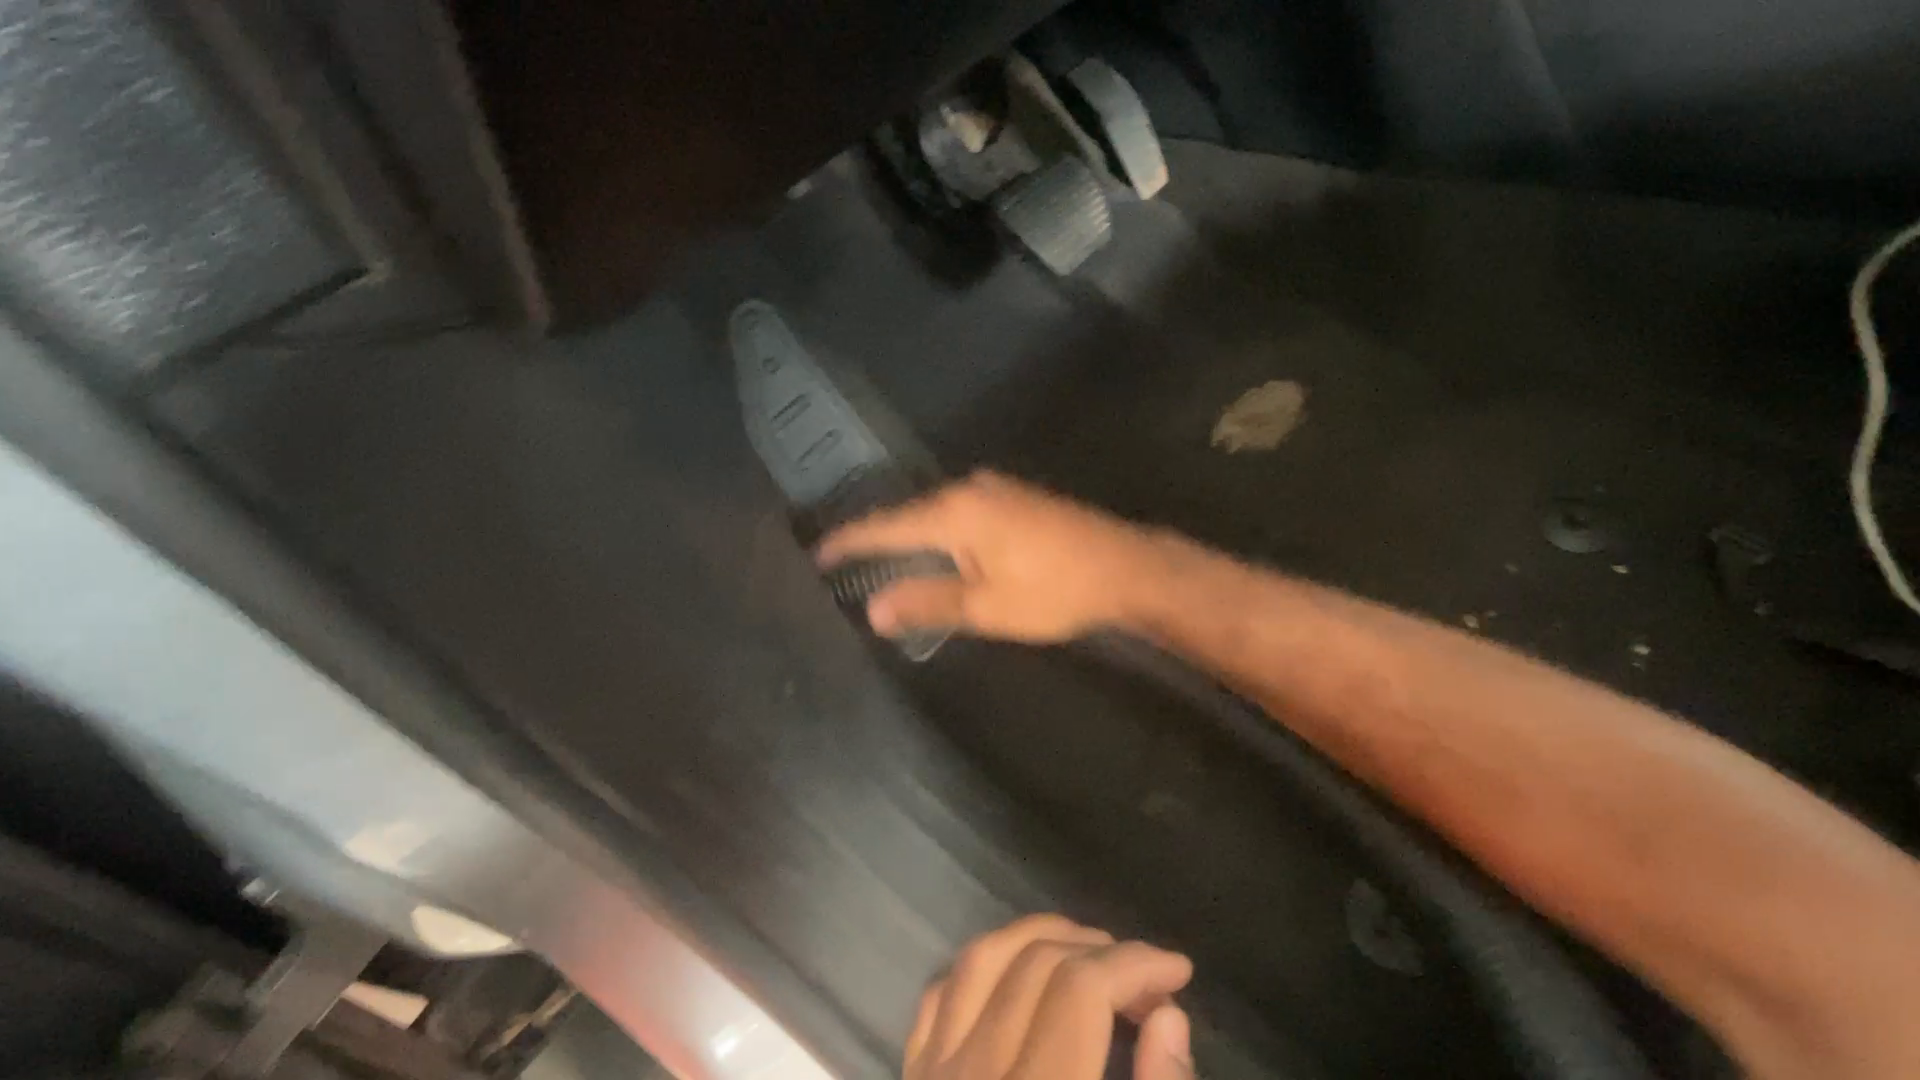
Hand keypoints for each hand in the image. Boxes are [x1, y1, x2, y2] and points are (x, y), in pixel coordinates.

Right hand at [816, 471, 1177, 642]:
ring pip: (935, 514)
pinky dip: (939, 534)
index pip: (886, 526)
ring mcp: (995, 489)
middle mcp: (969, 489)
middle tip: (843, 563)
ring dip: (910, 537)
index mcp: (955, 513)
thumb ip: (927, 603)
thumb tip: (872, 609)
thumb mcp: (987, 606)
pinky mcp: (1015, 497)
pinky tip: (936, 553)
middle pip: (908, 515)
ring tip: (880, 561)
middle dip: (876, 539)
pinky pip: (960, 513)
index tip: (816, 555)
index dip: (849, 542)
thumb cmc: (1055, 591)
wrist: (1127, 567)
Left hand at [907, 914, 1194, 1079]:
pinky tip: (1015, 976)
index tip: (1178, 971)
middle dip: (1102, 952)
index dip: (1137, 965)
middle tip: (1147, 979)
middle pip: (1035, 966)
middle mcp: (973, 1069)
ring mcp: (931, 1069)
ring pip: (979, 961)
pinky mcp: (910, 1074)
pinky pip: (936, 995)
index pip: (1080, 990)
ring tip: (1087, 952)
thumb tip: (1167, 1015)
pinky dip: (981, 968)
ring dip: (1039, 940)